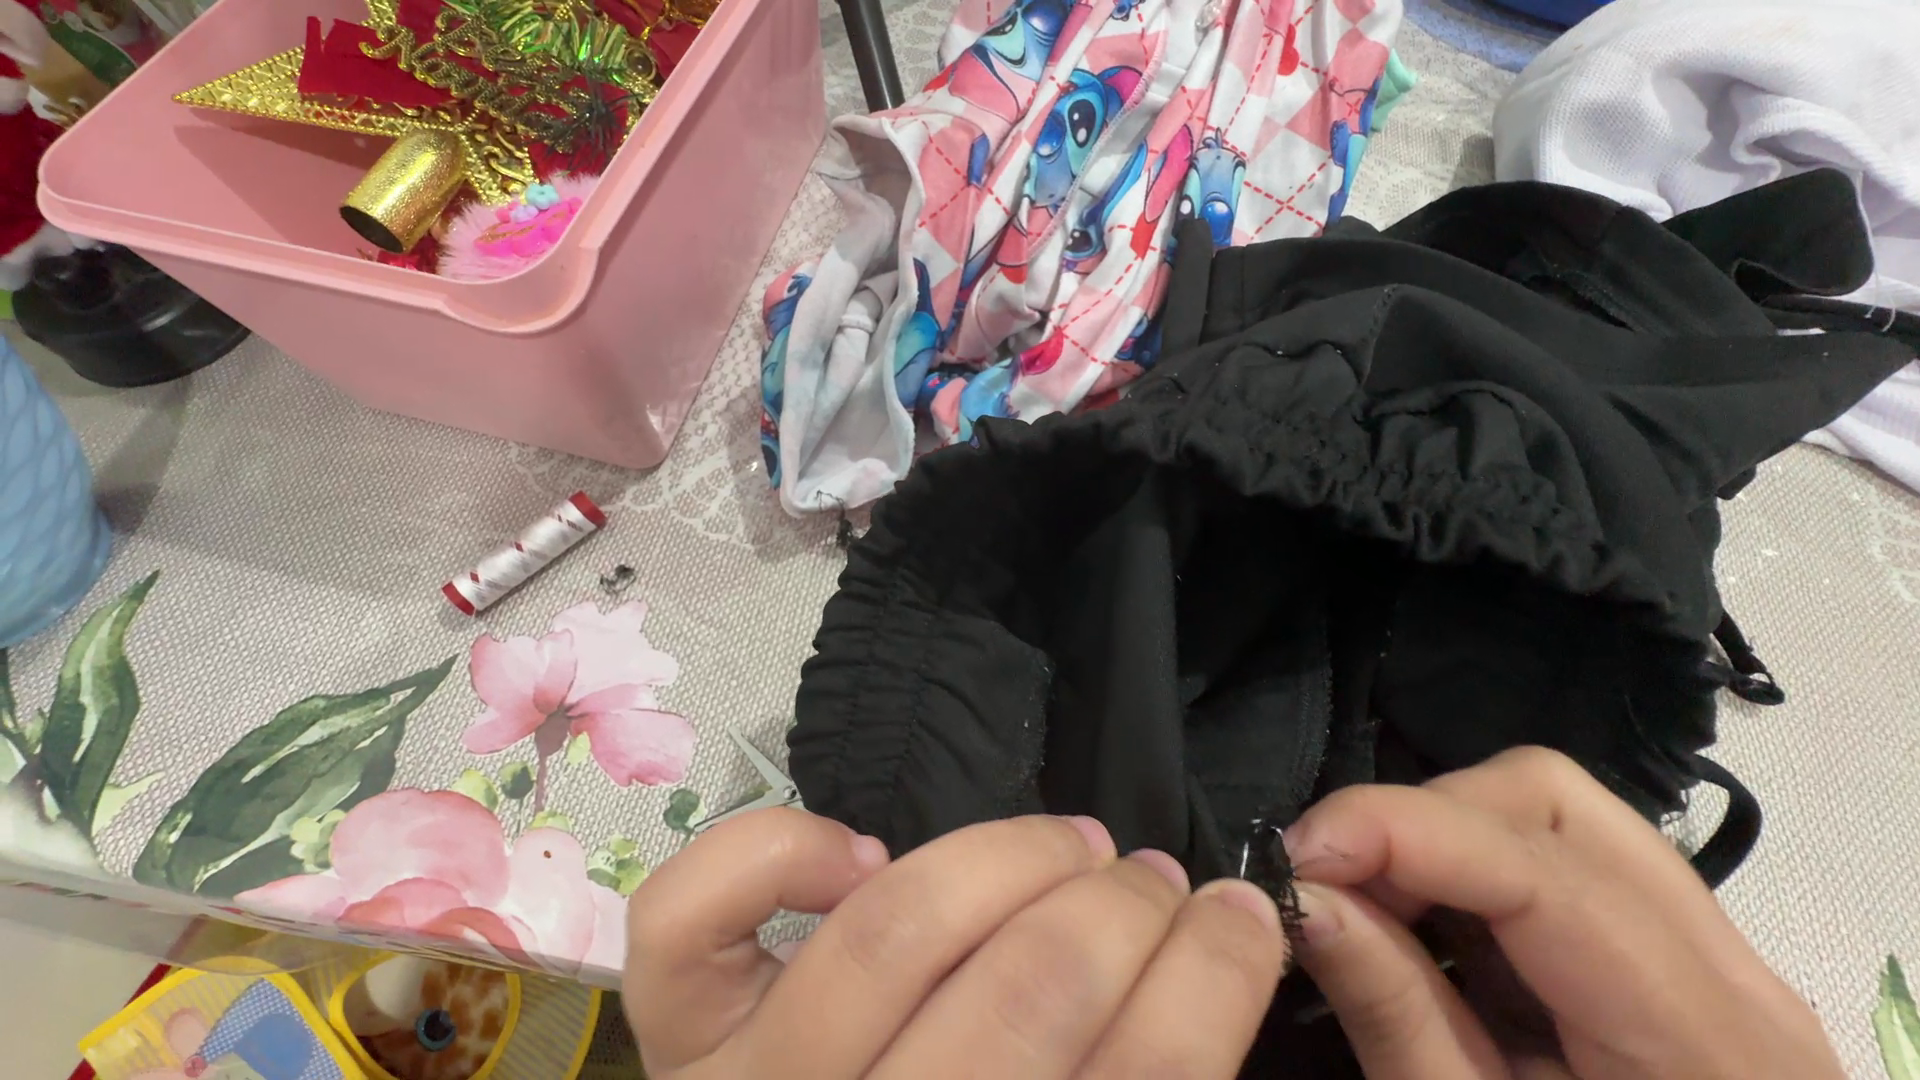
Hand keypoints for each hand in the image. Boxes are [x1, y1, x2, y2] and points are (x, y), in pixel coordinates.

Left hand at [623, 809, 1289, 1078]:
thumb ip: (1127, 1065)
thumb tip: (1211, 955)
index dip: (1210, 980)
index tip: (1240, 913)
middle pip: (1024, 994)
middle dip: (1121, 909)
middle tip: (1152, 873)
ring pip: (892, 930)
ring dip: (1011, 855)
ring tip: (1072, 840)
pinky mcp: (677, 1036)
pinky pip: (689, 918)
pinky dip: (781, 853)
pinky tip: (859, 858)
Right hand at [1282, 747, 1843, 1079]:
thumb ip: (1392, 1012)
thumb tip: (1303, 895)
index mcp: (1704, 1045)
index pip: (1539, 868)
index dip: (1400, 831)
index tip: (1298, 856)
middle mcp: (1728, 968)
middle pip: (1548, 799)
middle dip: (1417, 818)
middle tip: (1337, 882)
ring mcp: (1706, 949)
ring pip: (1546, 806)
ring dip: (1433, 831)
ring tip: (1373, 901)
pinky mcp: (1666, 947)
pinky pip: (1548, 846)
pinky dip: (1458, 859)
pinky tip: (1424, 925)